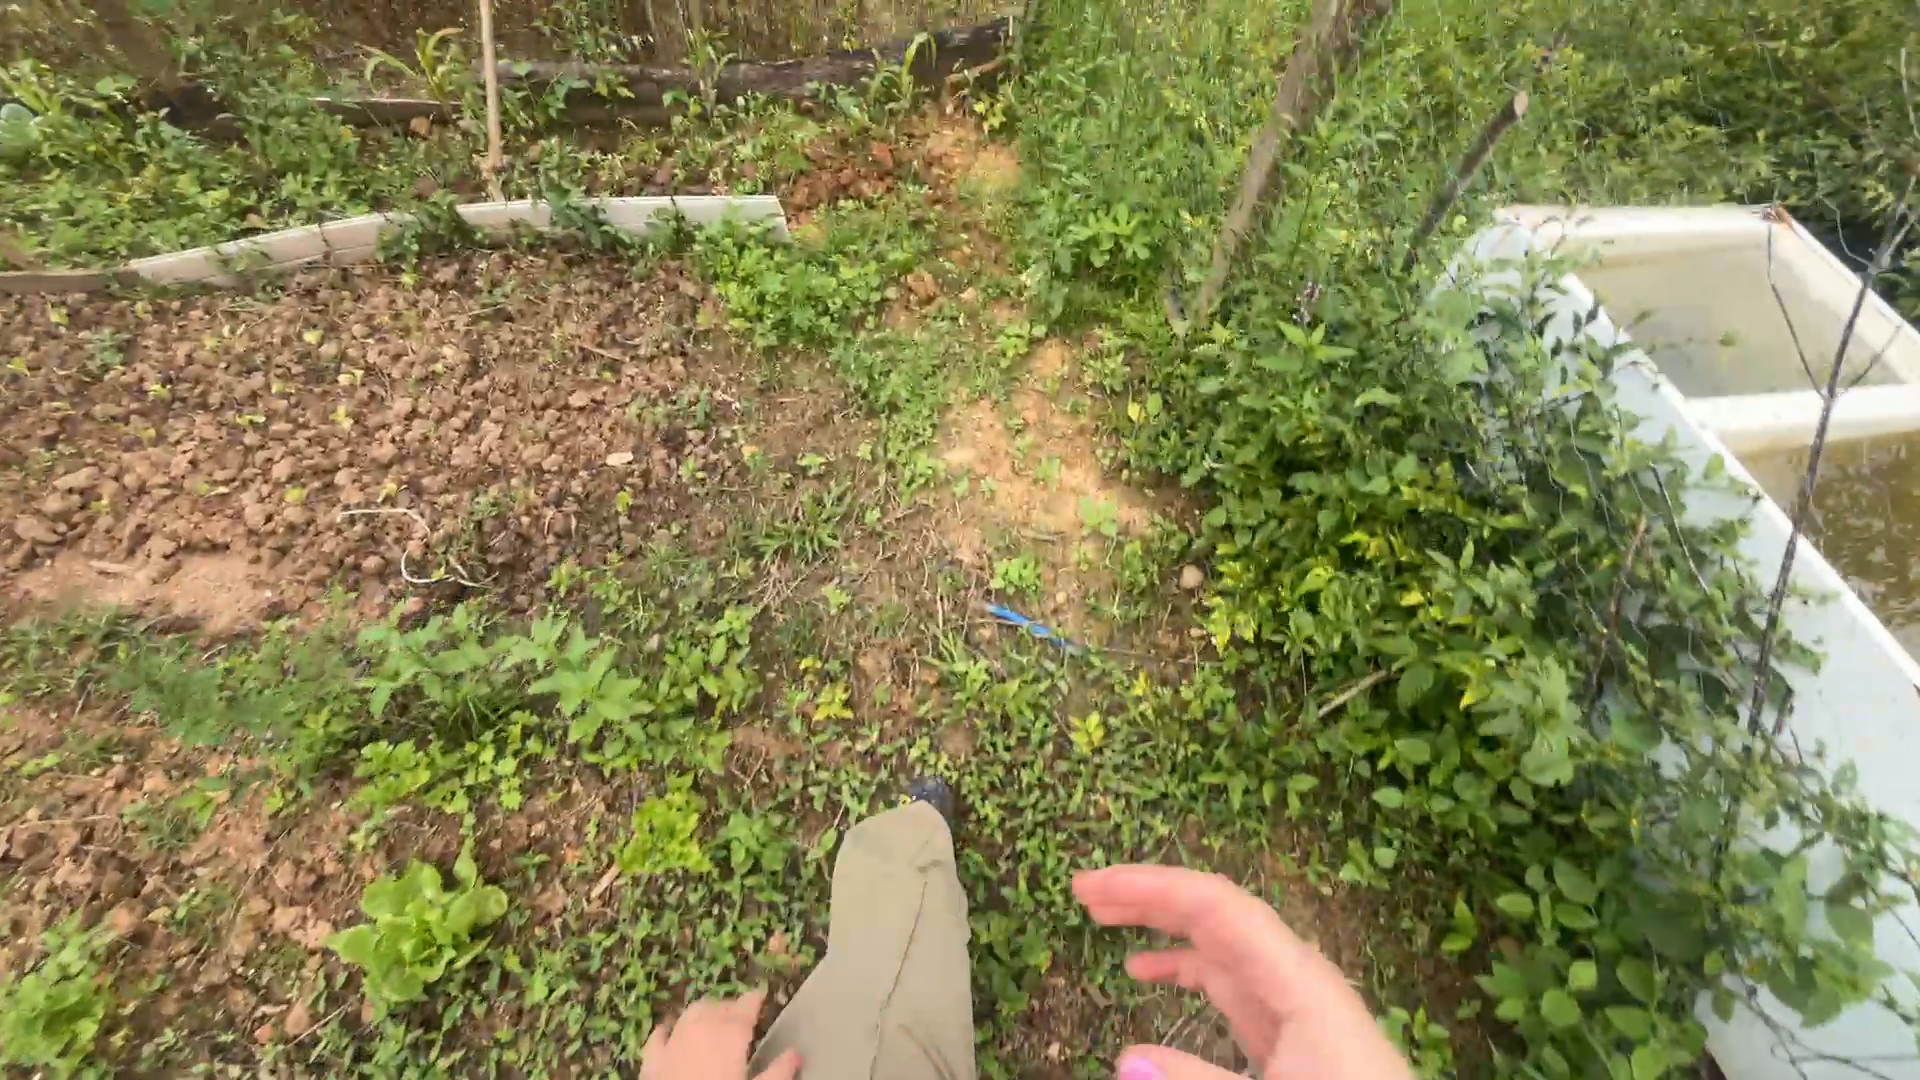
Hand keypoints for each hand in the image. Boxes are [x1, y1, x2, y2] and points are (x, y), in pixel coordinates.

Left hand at [639, 989, 800, 1079]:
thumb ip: (779, 1071)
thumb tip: (796, 1052)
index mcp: (731, 1032)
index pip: (748, 1004)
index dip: (756, 999)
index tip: (762, 998)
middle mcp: (702, 1026)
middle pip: (720, 1005)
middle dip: (731, 1007)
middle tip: (742, 1018)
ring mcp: (673, 1041)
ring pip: (692, 1013)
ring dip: (705, 1013)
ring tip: (714, 1022)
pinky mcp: (651, 1061)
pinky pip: (659, 1036)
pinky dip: (667, 1030)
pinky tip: (670, 1032)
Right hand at [1074, 865, 1413, 1079]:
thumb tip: (1123, 1058)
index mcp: (1300, 981)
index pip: (1216, 906)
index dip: (1151, 887)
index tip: (1093, 888)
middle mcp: (1294, 974)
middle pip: (1212, 910)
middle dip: (1147, 892)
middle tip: (1083, 890)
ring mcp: (1290, 998)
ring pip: (1213, 939)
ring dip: (1157, 922)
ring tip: (1101, 916)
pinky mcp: (1286, 1026)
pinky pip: (1222, 977)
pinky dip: (1178, 964)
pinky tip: (1141, 969)